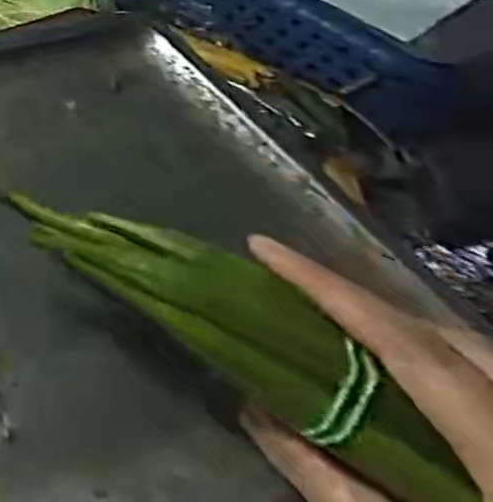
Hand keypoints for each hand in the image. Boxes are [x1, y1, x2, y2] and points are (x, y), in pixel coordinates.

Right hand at [241, 236, 492, 500]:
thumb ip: (331, 483)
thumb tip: (254, 410)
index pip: (408, 346)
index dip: (329, 289)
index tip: (261, 247)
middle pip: (456, 341)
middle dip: (371, 306)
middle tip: (295, 290)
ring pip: (487, 358)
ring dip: (412, 335)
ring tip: (347, 330)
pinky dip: (453, 368)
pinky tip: (419, 385)